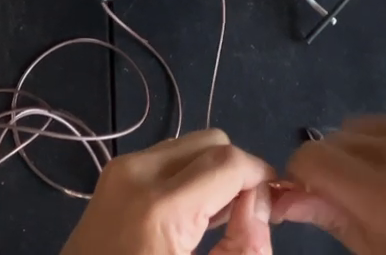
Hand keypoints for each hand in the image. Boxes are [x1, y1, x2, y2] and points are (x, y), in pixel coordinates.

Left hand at [62, 129, 275, 254]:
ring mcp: (120, 169)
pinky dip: (188, 174)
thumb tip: (261, 203)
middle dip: (236, 173)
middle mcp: (138, 172)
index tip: (273, 208)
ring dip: (212, 172)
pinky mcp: (112, 173)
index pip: (229, 161)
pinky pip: (166, 155)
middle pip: (212, 142)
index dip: (260, 178)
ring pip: (189, 144)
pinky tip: (189, 214)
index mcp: (160, 206)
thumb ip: (242, 248)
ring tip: (217, 220)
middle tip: (244, 218)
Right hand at [273, 109, 385, 254]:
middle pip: (331, 140)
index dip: (300, 181)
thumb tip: (282, 196)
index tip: (309, 203)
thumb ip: (333, 219)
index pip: (311, 159)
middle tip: (354, 209)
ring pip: (355, 128)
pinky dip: (383, 144)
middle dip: (330, 172)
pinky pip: (385, 121)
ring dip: (355, 156)